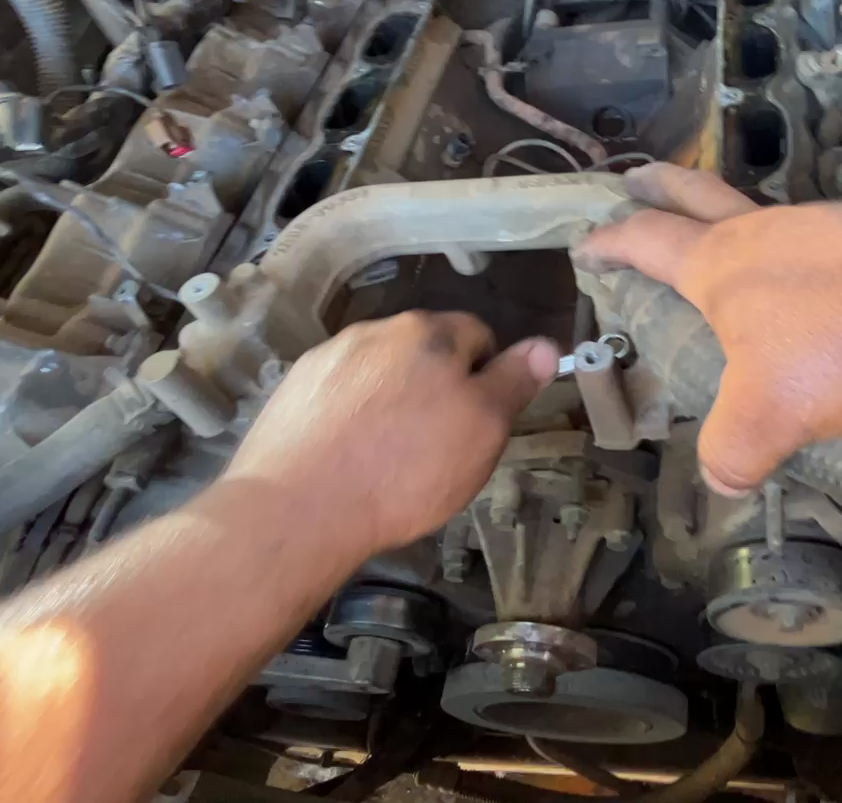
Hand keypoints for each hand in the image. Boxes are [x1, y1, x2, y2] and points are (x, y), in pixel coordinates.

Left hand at [224, 312, 558, 553]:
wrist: (296, 511)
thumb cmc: (405, 469)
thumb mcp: (483, 429)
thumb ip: (515, 381)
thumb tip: (547, 344)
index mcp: (430, 332)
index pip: (479, 335)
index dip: (487, 377)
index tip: (477, 421)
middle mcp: (378, 330)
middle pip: (428, 351)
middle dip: (439, 386)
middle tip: (437, 442)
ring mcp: (330, 357)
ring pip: (383, 370)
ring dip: (394, 397)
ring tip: (388, 453)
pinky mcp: (294, 388)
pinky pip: (343, 391)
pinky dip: (353, 413)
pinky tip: (349, 453)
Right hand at [575, 164, 841, 493]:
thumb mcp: (770, 414)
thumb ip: (733, 451)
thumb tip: (721, 480)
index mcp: (721, 265)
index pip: (647, 242)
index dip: (610, 243)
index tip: (584, 242)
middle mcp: (764, 232)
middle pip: (696, 193)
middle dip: (659, 187)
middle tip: (635, 179)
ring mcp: (822, 228)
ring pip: (761, 216)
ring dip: (732, 220)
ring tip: (730, 249)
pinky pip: (816, 241)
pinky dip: (795, 253)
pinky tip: (813, 285)